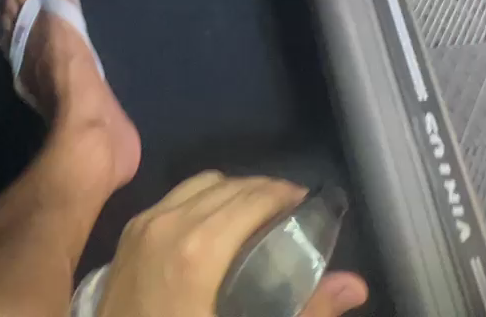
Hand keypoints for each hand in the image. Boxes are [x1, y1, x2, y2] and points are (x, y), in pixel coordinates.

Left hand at [98, 172, 368, 316]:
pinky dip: (205, 198)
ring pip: (202, 182)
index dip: (287, 194)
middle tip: (293, 213)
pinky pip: (176, 195)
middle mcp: (170, 221)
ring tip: (260, 215)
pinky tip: (219, 225)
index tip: (311, 204)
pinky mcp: (130, 233)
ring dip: (235, 191)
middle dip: (266, 191)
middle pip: (230, 185)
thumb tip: (354, 284)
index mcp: (198, 246)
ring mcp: (145, 223)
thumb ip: (305, 311)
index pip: (254, 196)